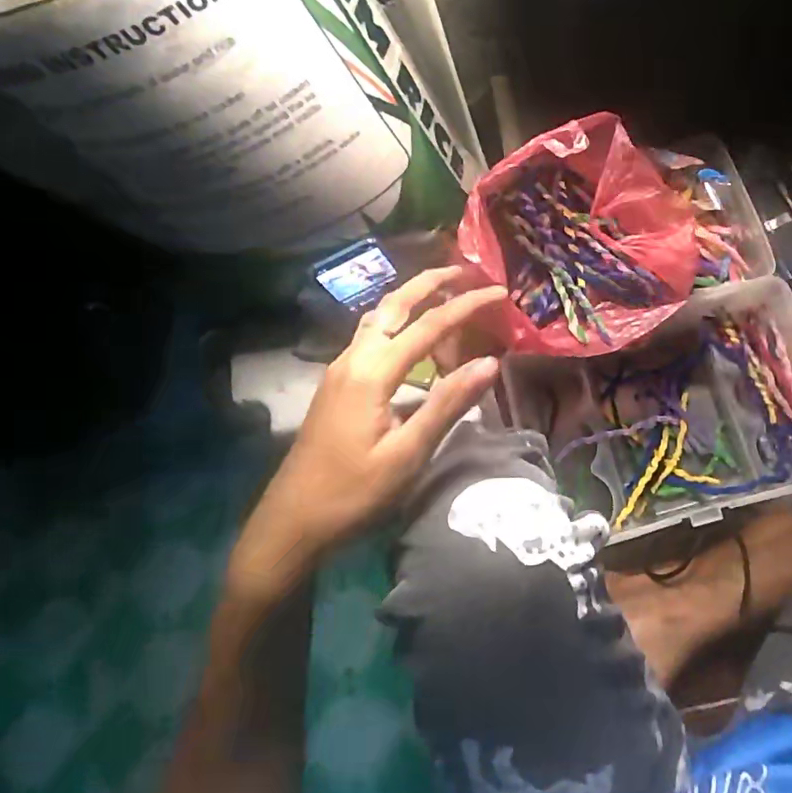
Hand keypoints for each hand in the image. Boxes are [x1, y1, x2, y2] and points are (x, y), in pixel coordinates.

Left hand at [229, 266, 507, 595]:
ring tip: (442, 291)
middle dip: (430, 282)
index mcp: (371, 373)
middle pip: (393, 305)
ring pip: (377, 318)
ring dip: (410, 298)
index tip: (500, 291)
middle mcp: (352, 360)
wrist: (291, 521)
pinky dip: (396, 321)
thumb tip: (490, 363)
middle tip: (467, 271)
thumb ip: (448, 404)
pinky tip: (409, 335)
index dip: (467, 306)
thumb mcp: (407, 454)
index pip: (429, 326)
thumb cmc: (352, 493)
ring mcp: (339, 371)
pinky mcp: (336, 385)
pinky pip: (370, 336)